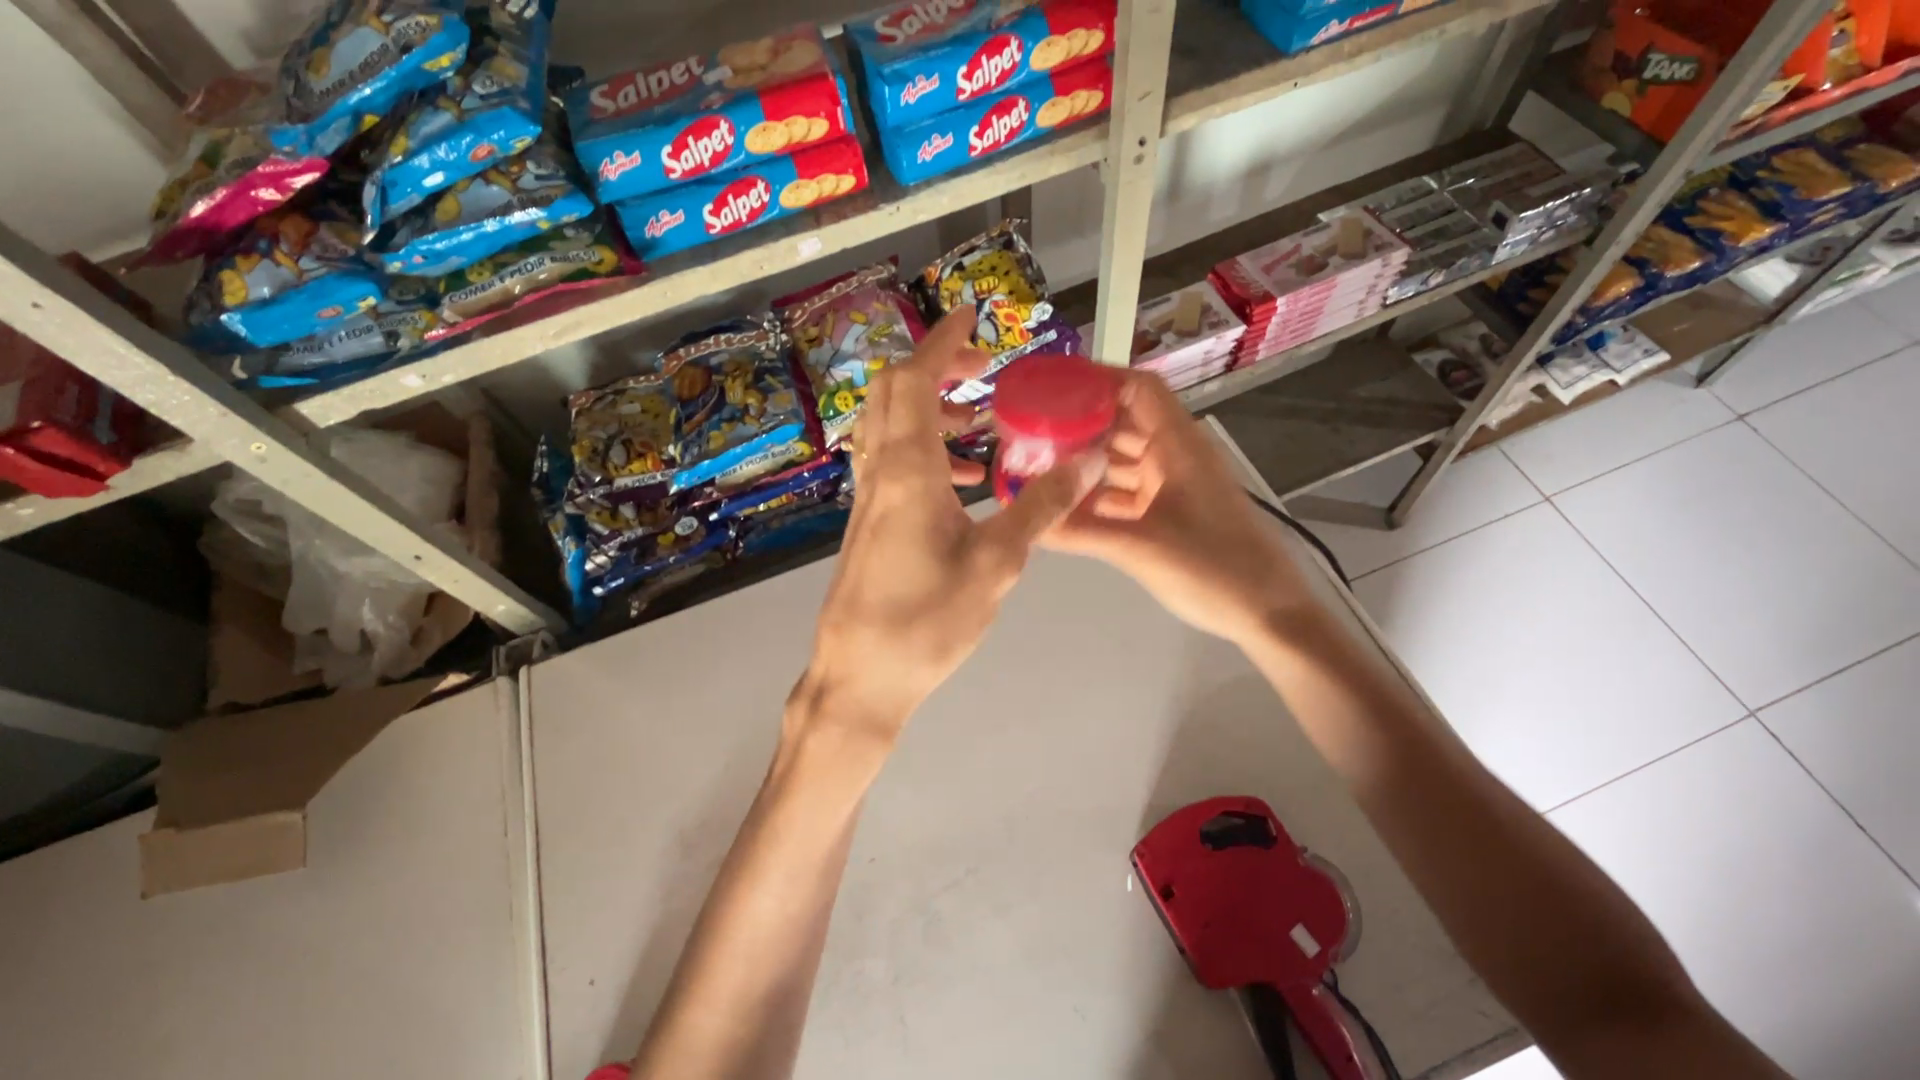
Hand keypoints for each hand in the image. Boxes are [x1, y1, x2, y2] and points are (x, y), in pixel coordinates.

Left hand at [793, 308, 1104, 738]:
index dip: (943, 340)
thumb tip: (1089, 457)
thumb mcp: (997, 563)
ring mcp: (867, 498)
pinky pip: (891, 462)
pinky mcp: (869, 523)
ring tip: (983, 428)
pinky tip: (965, 486)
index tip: (973, 315)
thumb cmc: (926, 621)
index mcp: (906, 470)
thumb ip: (1042, 505)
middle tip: (982, 371)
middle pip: (892, 392)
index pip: (914, 379)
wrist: (860, 678)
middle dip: (936, 368)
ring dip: (932, 412)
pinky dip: (926, 451)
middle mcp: (879, 472)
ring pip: (889, 427)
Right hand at [1041, 369, 1310, 644]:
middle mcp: (1175, 458)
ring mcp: (1173, 488)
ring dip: (1083, 465)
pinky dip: (1096, 499)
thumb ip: (1079, 531)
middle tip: (1026, 433)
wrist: (1270, 615)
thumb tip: (1026, 520)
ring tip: (1034, 469)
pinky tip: (1062, 509)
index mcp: (1178, 447)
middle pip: (1122, 424)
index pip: (1137, 389)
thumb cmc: (1214, 569)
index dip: (1096, 380)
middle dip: (1077, 426)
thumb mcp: (1140, 548)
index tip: (1049, 387)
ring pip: (1120, 462)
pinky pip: (1125, 496)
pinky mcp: (1170, 517)